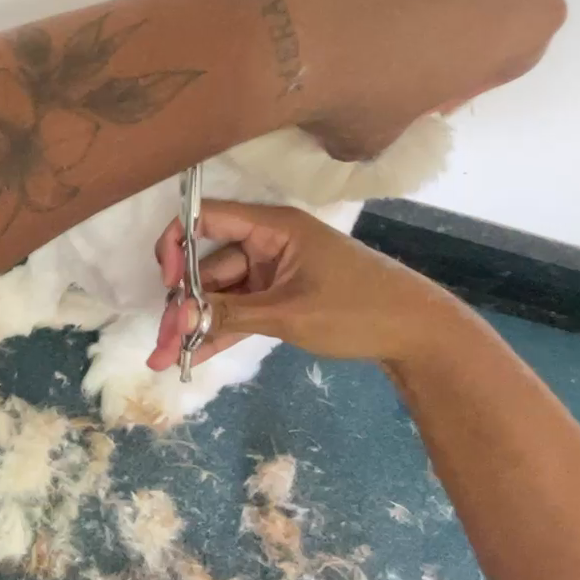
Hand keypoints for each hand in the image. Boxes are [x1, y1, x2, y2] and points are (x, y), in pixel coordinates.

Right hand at [146, 200, 471, 369]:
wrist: (418, 336)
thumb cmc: (359, 310)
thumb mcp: (288, 313)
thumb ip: (227, 315)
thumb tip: (175, 320)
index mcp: (273, 228)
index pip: (207, 219)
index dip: (177, 244)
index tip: (167, 282)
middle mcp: (266, 245)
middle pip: (206, 269)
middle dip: (181, 307)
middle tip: (161, 344)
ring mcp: (269, 274)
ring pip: (215, 297)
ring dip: (191, 327)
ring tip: (165, 360)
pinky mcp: (274, 299)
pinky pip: (233, 313)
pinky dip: (214, 333)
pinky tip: (189, 358)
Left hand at [262, 0, 565, 158]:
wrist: (295, 28)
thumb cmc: (355, 91)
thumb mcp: (376, 137)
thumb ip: (392, 133)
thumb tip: (367, 139)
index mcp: (531, 22)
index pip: (508, 60)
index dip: (459, 85)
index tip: (417, 100)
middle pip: (494, 3)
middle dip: (457, 30)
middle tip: (402, 61)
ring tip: (368, 30)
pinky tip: (345, 2)